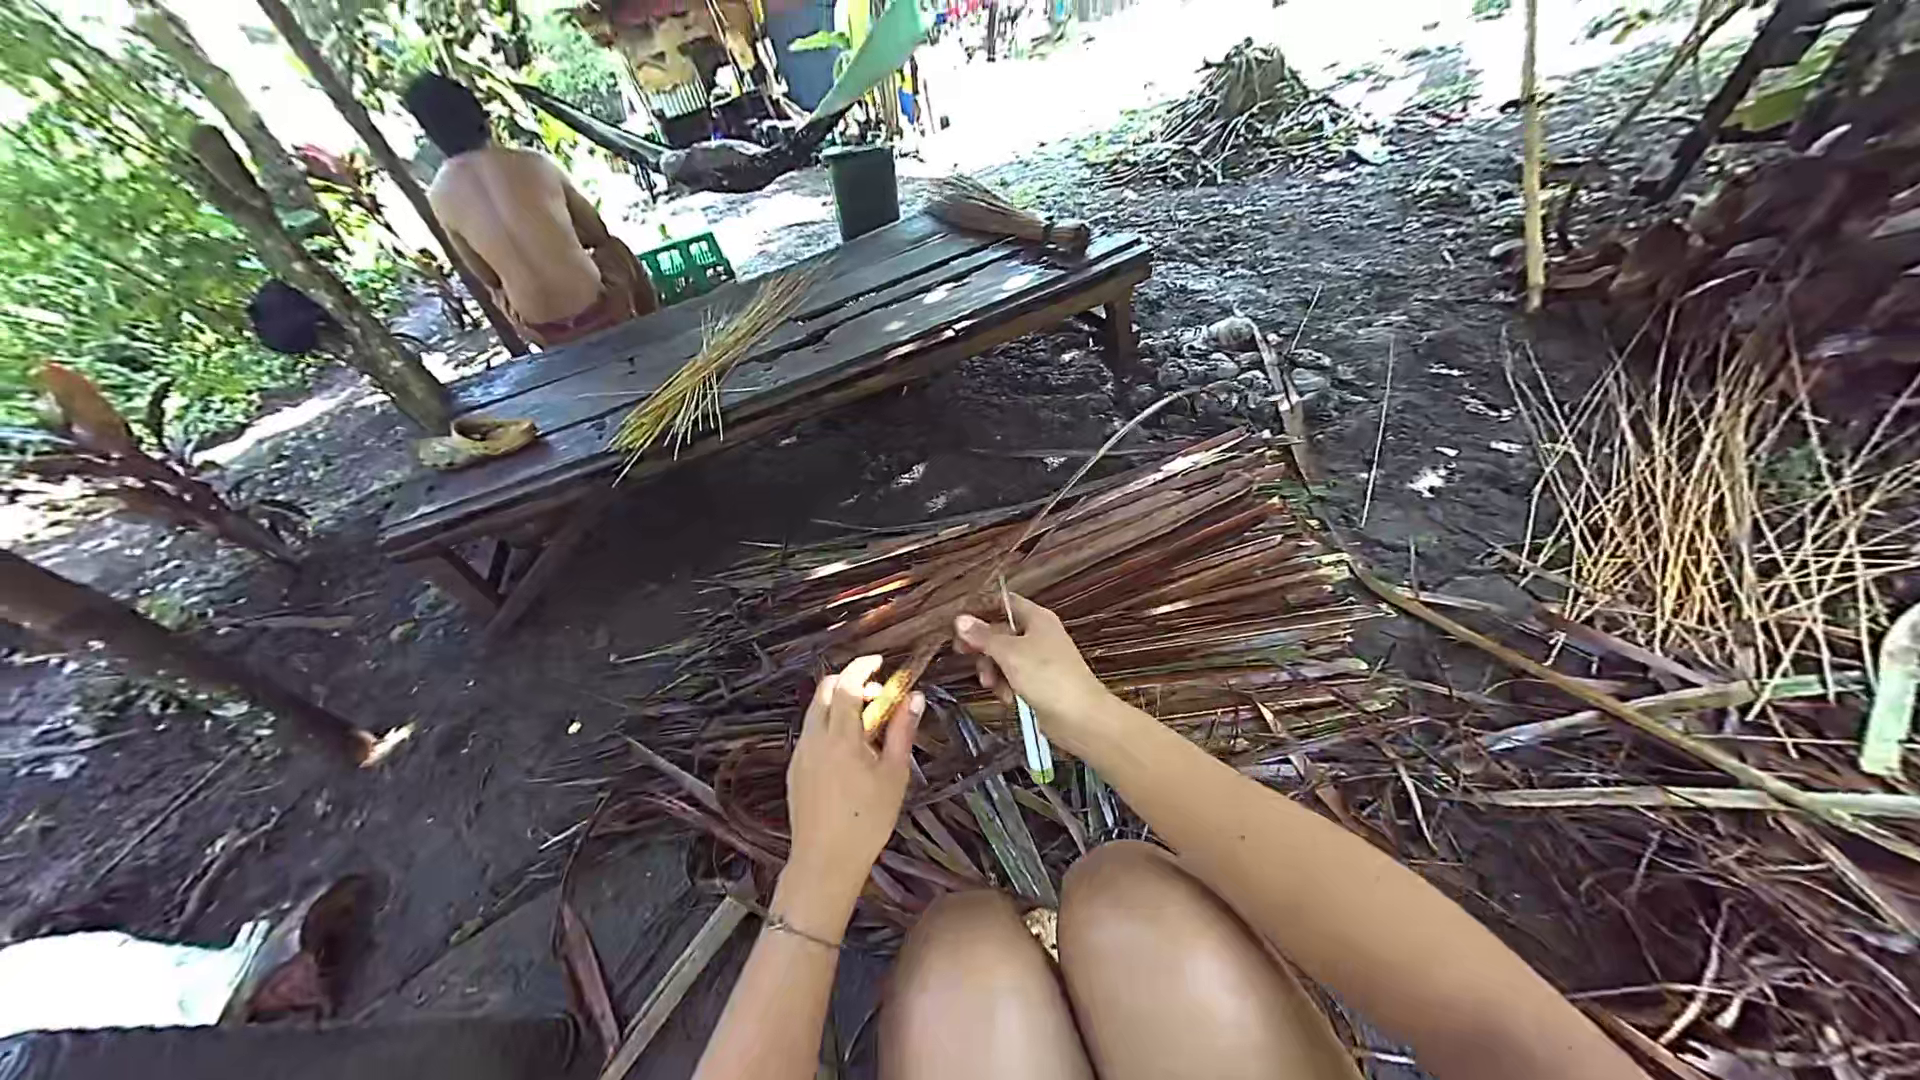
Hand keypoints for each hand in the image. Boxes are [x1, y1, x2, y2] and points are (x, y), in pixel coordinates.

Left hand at [782, 655, 923, 924]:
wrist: (824, 862)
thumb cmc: (867, 820)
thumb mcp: (894, 775)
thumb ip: (902, 732)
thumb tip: (914, 697)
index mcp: (840, 737)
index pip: (847, 685)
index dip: (862, 667)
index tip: (879, 661)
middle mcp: (814, 738)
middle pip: (825, 690)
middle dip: (850, 681)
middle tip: (877, 695)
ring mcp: (801, 753)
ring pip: (815, 710)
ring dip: (839, 702)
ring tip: (867, 723)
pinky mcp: (795, 768)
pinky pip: (810, 731)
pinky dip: (829, 722)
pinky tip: (849, 748)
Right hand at [954, 594, 1114, 750]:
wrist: (1079, 717)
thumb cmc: (1048, 677)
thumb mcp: (1010, 652)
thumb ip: (983, 636)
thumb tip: (961, 620)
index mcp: (1036, 618)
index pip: (1004, 602)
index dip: (981, 609)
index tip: (960, 622)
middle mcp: (1038, 635)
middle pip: (1000, 631)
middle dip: (983, 646)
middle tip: (965, 654)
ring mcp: (1039, 659)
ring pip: (1003, 657)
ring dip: (992, 670)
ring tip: (992, 683)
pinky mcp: (1038, 682)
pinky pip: (1012, 677)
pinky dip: (1005, 685)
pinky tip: (1007, 696)